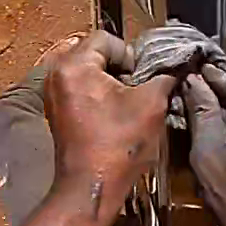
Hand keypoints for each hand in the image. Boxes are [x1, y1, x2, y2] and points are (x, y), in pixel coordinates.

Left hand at [44, 31, 176, 219]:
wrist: (92, 186)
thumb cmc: (117, 146)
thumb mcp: (151, 103)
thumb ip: (163, 76)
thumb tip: (173, 68)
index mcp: (74, 66)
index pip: (106, 38)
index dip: (129, 55)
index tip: (140, 78)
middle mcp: (56, 75)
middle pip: (94, 53)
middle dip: (119, 68)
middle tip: (136, 90)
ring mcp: (52, 94)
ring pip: (88, 71)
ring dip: (109, 81)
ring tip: (126, 104)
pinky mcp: (56, 111)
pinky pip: (79, 88)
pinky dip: (97, 95)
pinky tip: (113, 115)